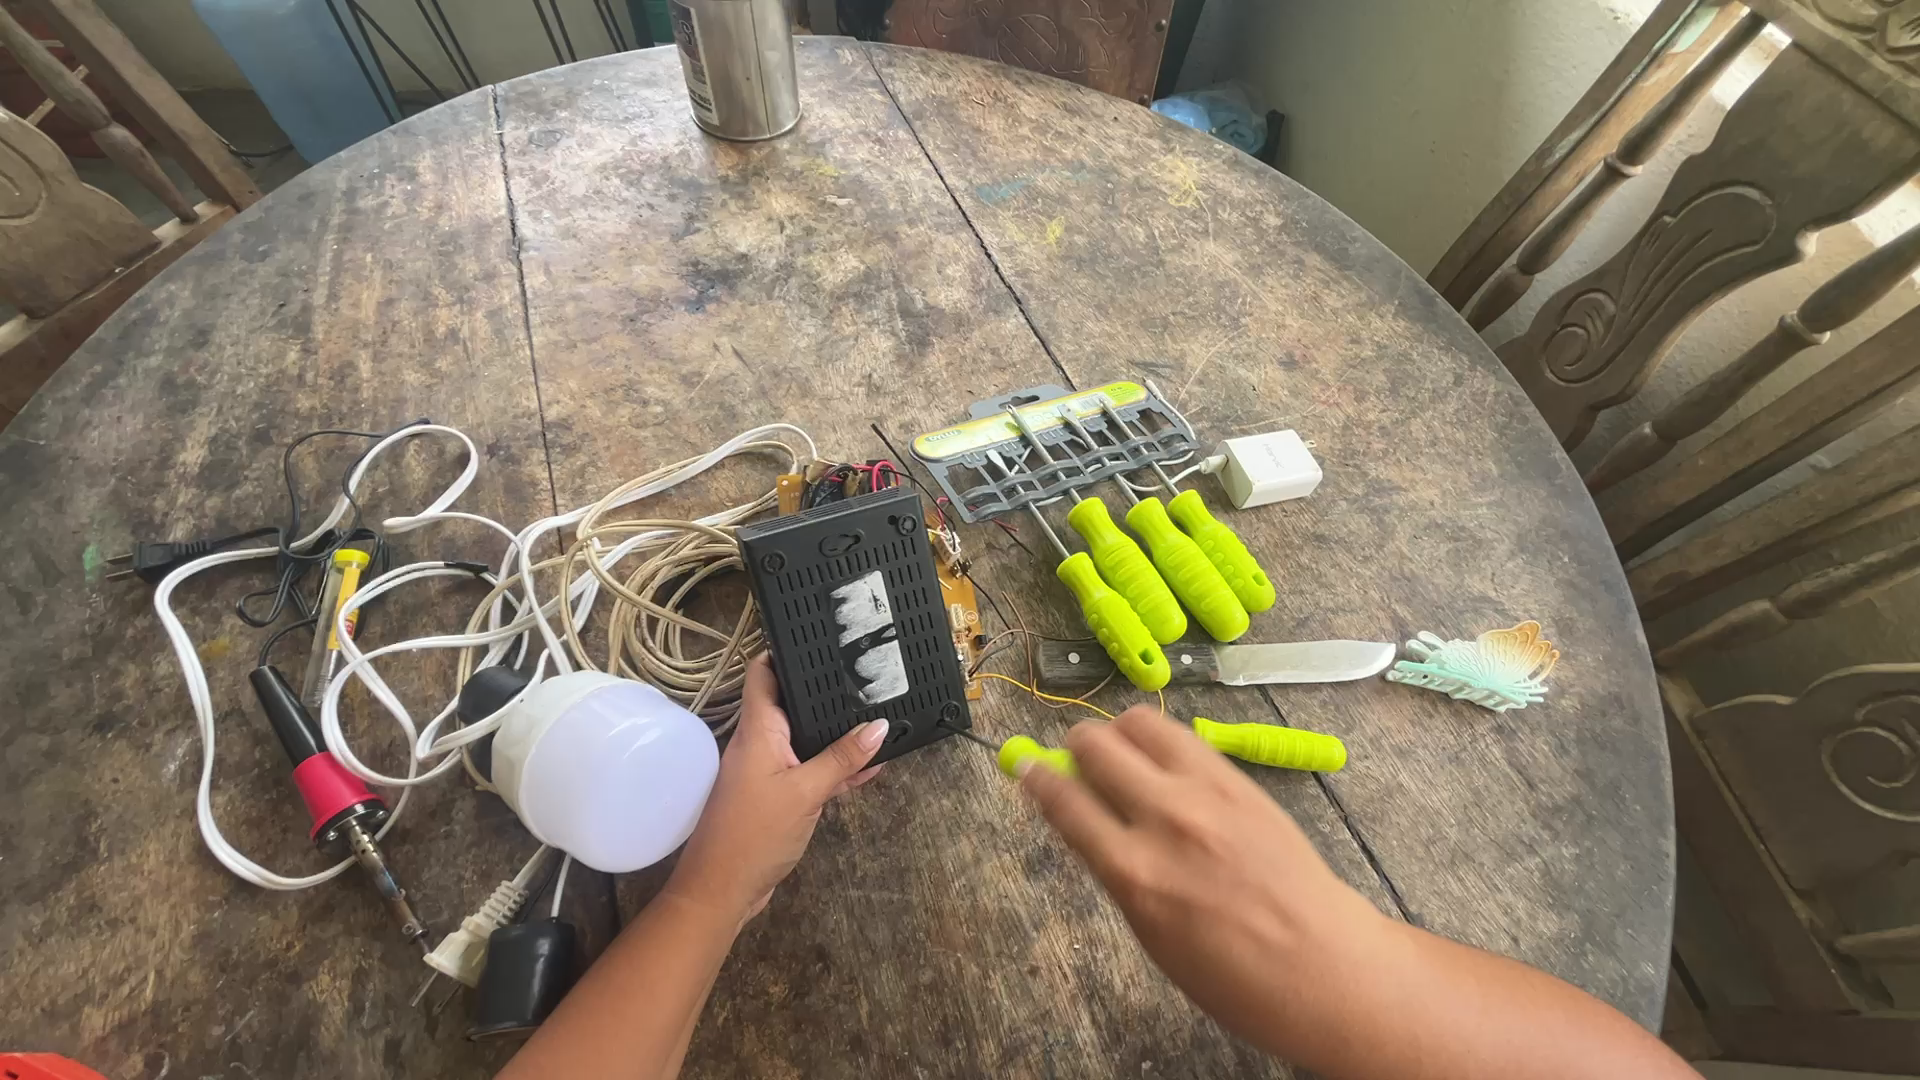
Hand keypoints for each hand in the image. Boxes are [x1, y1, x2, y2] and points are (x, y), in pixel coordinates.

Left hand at [665, 653, 886, 924]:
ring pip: (807, 738)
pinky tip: (872, 765)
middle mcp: (761, 742)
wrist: (721, 893)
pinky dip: (838, 767)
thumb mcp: (805, 792)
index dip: (784, 650)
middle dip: (824, 689)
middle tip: (864, 669)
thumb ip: (842, 758)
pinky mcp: (780, 796)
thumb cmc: (755, 833)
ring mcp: (770, 770)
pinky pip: (813, 770)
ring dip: (837, 732)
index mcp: (758, 730)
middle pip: (791, 702)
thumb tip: (881, 725)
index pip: (763, 673)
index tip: (819, 634)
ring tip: (878, 712)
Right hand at [1018, 706, 1385, 1048]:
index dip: (1036, 777)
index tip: (1026, 765)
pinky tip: (1167, 765)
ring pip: (1136, 721)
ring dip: (1118, 733)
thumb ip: (1114, 865)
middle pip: (1094, 744)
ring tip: (1126, 756)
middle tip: (1080, 761)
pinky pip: (1181, 734)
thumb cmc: (1231, 975)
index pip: (1064, 801)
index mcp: (1133, 873)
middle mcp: (1163, 818)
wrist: (1327, 967)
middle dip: (1075, 746)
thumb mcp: (1151, 932)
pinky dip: (1160, 741)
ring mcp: (1204, 791)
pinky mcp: (1237, 777)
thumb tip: (1081, 812)